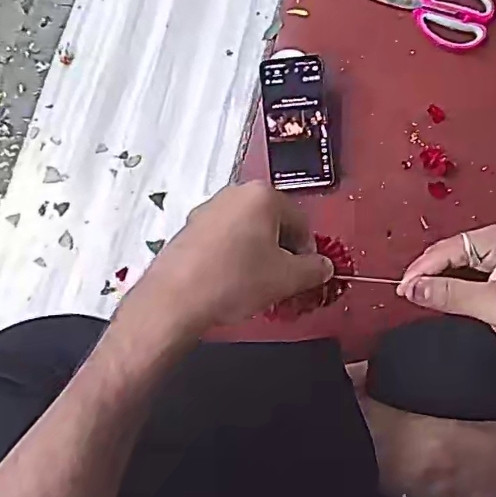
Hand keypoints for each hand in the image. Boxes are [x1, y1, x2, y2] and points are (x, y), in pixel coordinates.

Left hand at [120, 182, 332, 339]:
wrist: (175, 301)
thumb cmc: (230, 280)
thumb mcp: (288, 279)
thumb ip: (314, 269)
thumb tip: (321, 267)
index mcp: (262, 195)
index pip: (300, 221)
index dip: (307, 250)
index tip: (306, 270)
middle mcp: (234, 195)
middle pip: (272, 222)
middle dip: (281, 250)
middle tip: (283, 278)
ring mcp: (208, 211)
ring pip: (246, 231)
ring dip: (256, 254)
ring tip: (256, 284)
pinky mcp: (189, 230)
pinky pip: (223, 240)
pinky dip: (232, 257)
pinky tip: (231, 283)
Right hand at [398, 220, 495, 367]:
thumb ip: (453, 295)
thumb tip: (412, 287)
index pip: (454, 246)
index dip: (425, 267)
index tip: (403, 288)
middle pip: (453, 251)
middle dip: (428, 272)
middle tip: (406, 294)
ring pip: (456, 262)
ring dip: (437, 279)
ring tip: (415, 296)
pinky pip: (466, 271)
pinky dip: (450, 284)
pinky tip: (436, 295)